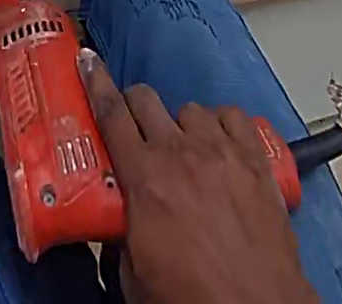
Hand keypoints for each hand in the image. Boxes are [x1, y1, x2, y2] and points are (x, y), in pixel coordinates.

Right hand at [81, 50, 317, 303]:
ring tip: (186, 149)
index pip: (111, 113)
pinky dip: (221, 123)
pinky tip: (220, 142)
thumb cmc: (194, 297)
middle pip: (144, 98)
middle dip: (135, 106)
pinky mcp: (253, 158)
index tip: (87, 61)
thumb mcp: (136, 272)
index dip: (95, 81)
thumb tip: (118, 218)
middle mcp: (178, 153)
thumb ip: (121, 231)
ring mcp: (218, 150)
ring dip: (180, 124)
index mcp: (143, 177)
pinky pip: (231, 115)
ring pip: (187, 108)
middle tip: (136, 127)